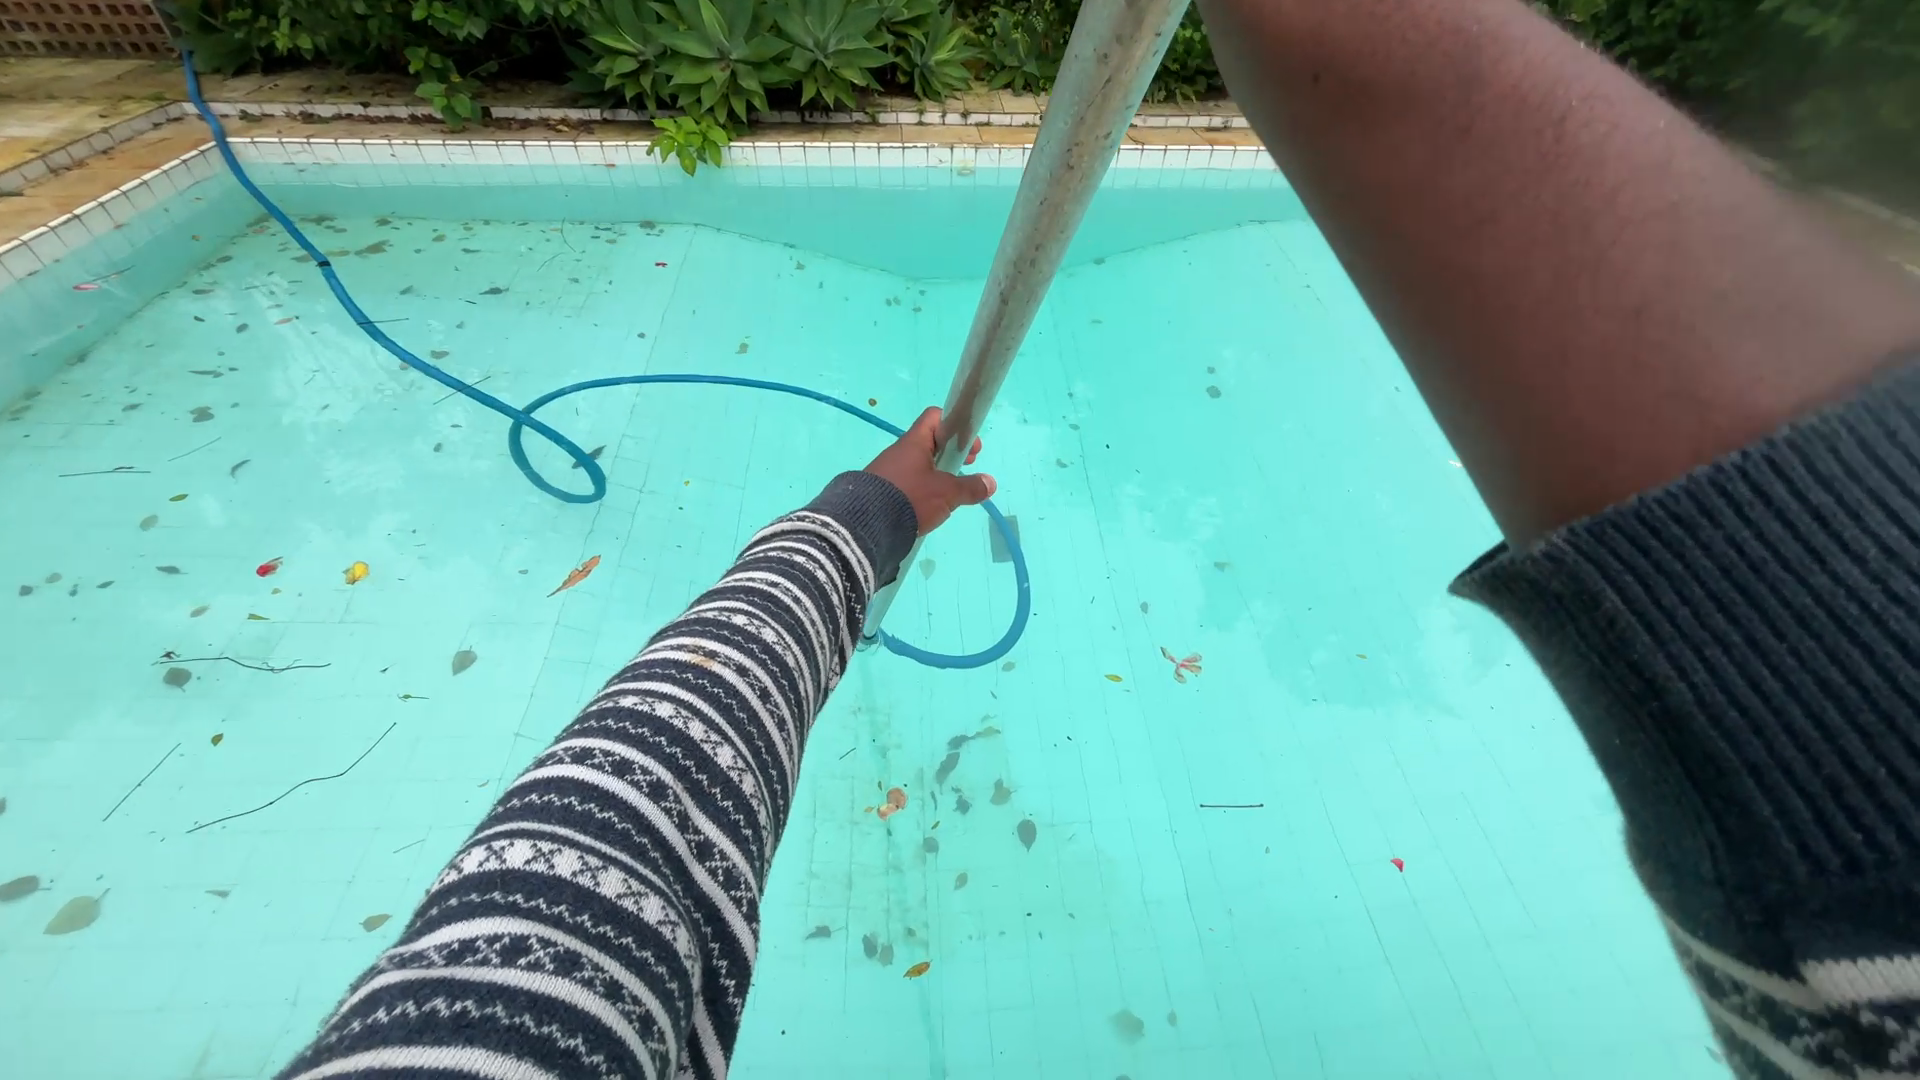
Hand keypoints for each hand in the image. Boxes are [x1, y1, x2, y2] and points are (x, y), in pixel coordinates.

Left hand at [865, 406, 995, 534]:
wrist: (867, 523)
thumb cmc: (911, 497)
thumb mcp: (947, 493)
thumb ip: (970, 487)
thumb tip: (990, 482)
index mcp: (915, 442)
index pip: (935, 417)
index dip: (956, 425)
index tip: (970, 447)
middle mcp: (900, 451)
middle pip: (930, 442)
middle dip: (952, 452)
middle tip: (967, 467)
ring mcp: (889, 470)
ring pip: (920, 463)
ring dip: (938, 472)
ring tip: (950, 492)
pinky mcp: (882, 490)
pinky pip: (908, 480)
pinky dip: (923, 487)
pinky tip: (930, 505)